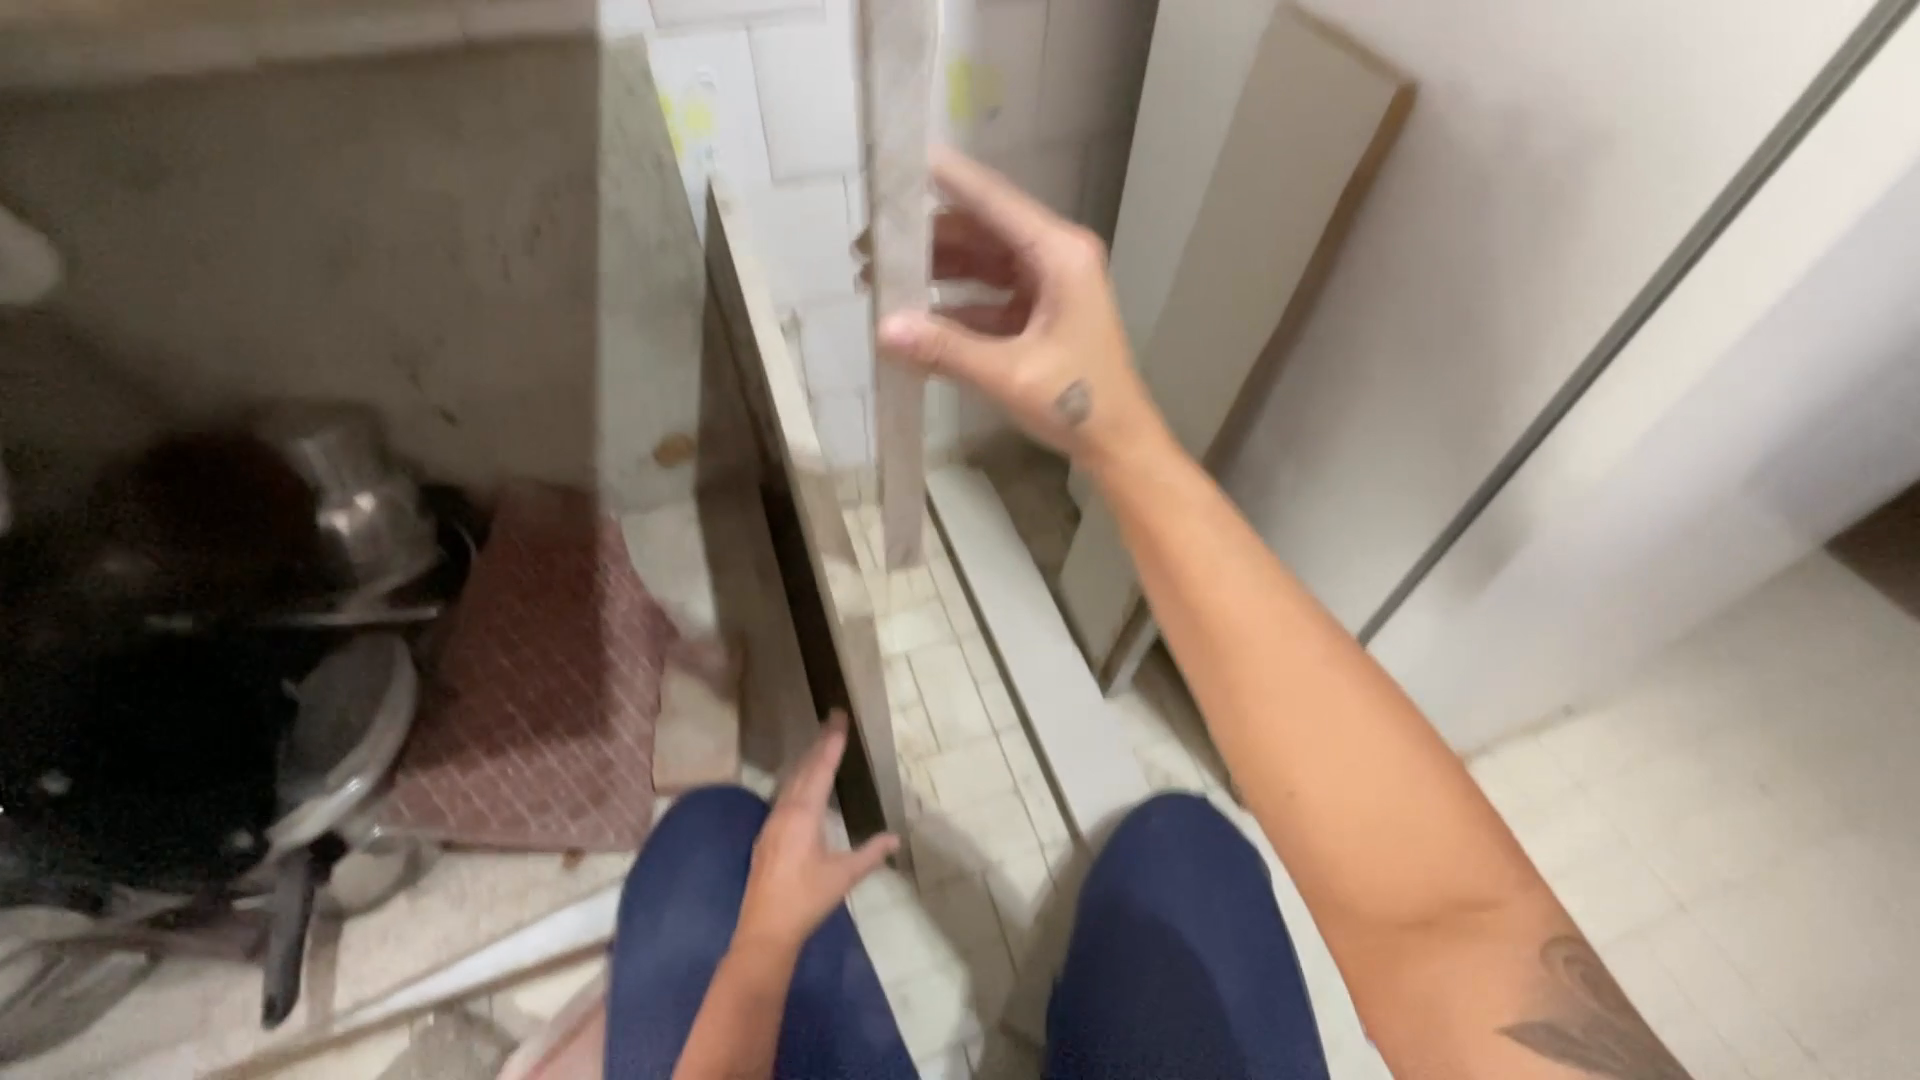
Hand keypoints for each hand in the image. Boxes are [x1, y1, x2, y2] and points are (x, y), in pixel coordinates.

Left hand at [734, 711, 898, 954]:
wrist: (765, 930)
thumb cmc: (807, 899)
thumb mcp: (844, 876)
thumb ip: (871, 853)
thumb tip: (895, 839)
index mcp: (804, 815)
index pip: (821, 770)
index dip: (832, 744)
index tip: (839, 720)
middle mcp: (785, 812)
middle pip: (803, 769)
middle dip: (819, 745)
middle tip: (831, 721)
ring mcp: (772, 824)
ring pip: (790, 782)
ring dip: (806, 761)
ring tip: (819, 745)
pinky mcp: (766, 837)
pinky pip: (783, 797)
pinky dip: (796, 781)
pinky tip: (801, 784)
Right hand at [869, 147, 1171, 472]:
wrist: (1117, 443)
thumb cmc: (1077, 403)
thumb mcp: (1009, 375)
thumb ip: (946, 350)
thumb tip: (883, 329)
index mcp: (1059, 254)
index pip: (992, 200)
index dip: (944, 180)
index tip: (896, 163)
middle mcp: (1054, 258)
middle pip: (980, 230)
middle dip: (925, 238)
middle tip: (869, 247)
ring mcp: (1047, 286)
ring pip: (980, 264)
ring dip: (935, 272)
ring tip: (881, 280)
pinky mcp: (1038, 314)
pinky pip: (987, 298)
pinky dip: (954, 308)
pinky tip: (915, 320)